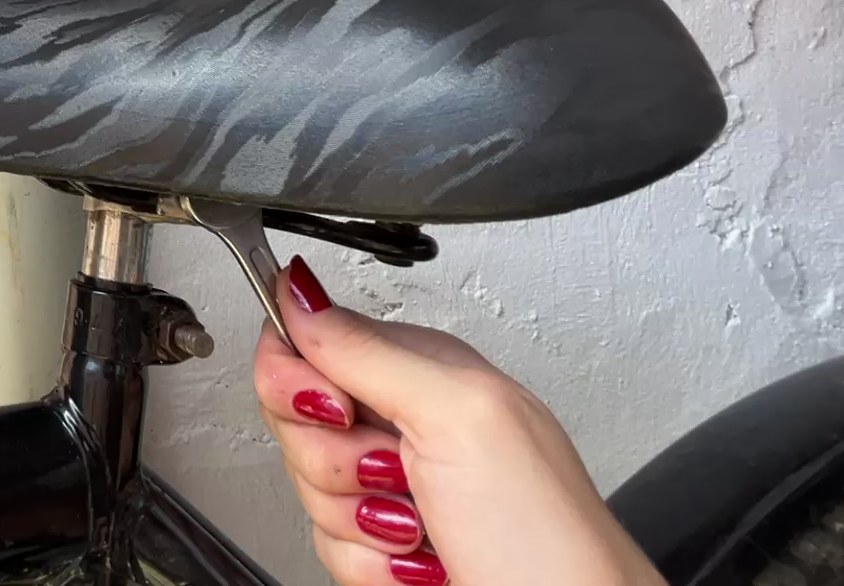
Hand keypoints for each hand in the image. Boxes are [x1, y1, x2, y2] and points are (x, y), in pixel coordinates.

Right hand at [257, 255, 665, 585]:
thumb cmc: (550, 547)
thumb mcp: (458, 418)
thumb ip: (367, 350)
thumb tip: (299, 286)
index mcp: (415, 367)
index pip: (305, 336)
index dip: (294, 373)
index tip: (332, 409)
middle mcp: (395, 417)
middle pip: (293, 410)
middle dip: (330, 455)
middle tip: (389, 471)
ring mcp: (386, 482)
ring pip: (303, 478)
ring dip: (354, 517)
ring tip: (418, 528)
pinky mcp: (376, 540)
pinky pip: (322, 538)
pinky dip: (366, 564)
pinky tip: (417, 567)